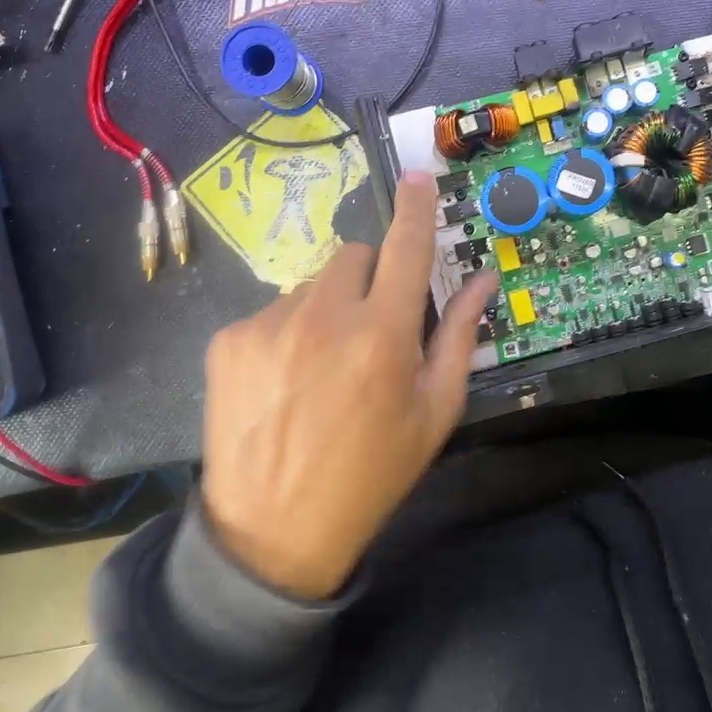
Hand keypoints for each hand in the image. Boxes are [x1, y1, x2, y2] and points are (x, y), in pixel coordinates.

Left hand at [201, 173, 495, 599]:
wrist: (274, 533)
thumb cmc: (372, 474)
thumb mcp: (434, 414)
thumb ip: (459, 338)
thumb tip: (483, 281)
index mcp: (383, 335)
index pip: (406, 246)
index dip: (415, 207)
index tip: (417, 178)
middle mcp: (324, 316)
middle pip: (355, 255)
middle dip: (371, 277)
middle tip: (373, 328)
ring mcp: (269, 324)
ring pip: (312, 284)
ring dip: (328, 307)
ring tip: (324, 366)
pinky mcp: (229, 339)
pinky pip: (273, 311)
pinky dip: (289, 331)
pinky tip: (287, 379)